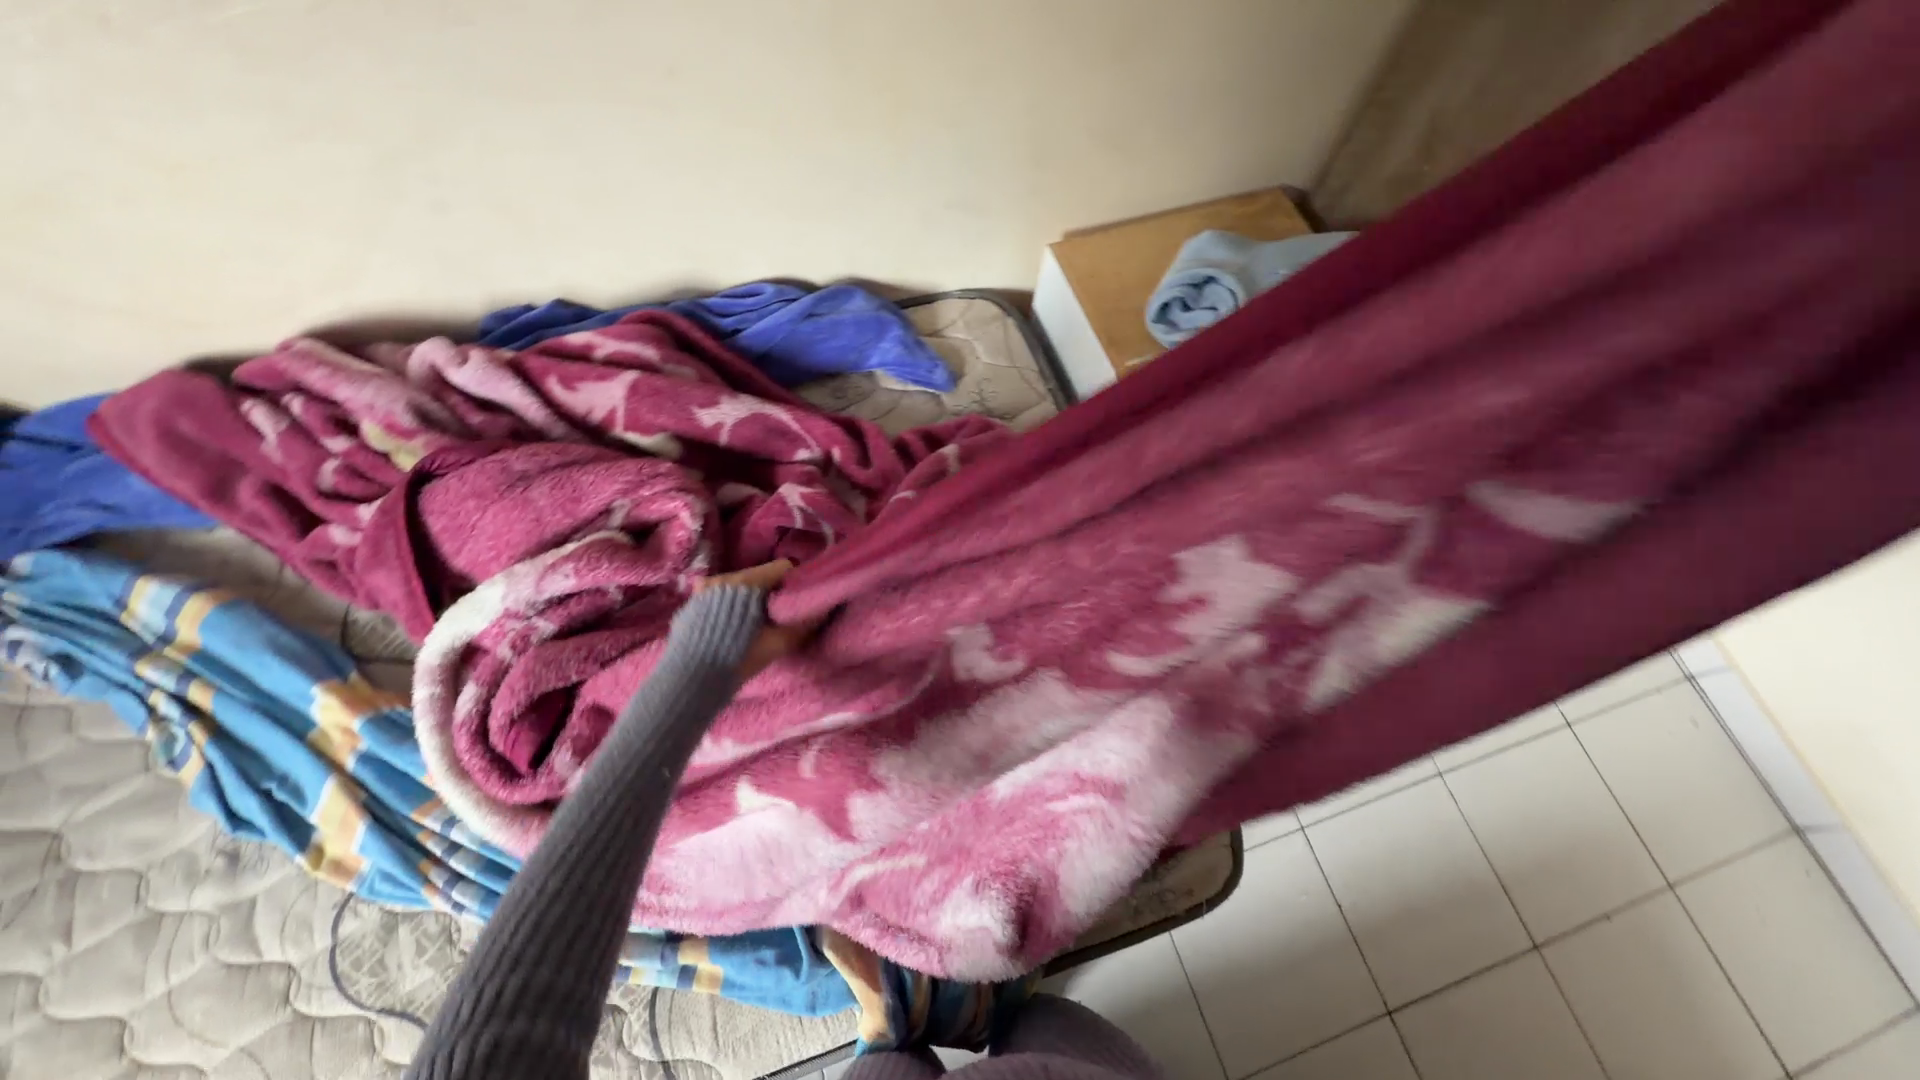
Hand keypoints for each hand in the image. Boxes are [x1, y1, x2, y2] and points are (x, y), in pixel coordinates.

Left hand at [696, 560, 822, 678]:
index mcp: (746, 582)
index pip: (783, 567)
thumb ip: (804, 623)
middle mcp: (724, 577)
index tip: (796, 605)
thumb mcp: (777, 644)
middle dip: (773, 593)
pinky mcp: (692, 602)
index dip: (795, 585)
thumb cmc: (737, 659)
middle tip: (778, 618)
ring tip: (754, 626)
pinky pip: (721, 596)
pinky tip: (732, 629)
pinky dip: (732, 607)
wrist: (689, 680)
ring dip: (752, 599)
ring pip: (741, 585)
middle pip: (761, 575)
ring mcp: (705, 589)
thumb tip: (823, 609)